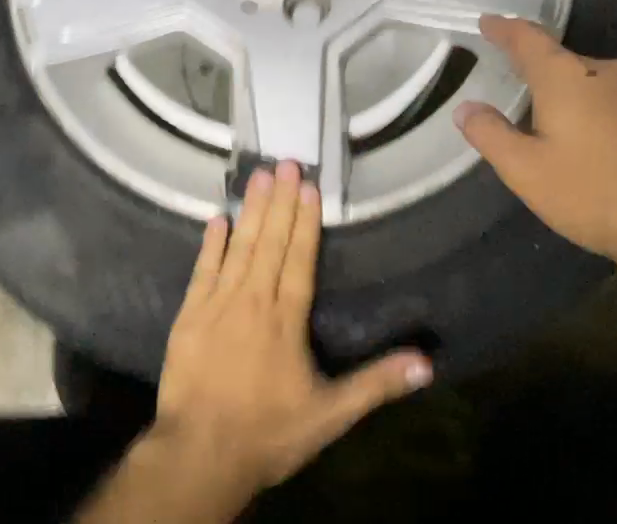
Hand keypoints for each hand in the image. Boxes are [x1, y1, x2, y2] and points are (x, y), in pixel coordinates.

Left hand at [149, 160, 432, 496]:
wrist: (200, 453)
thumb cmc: (269, 432)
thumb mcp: (331, 414)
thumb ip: (377, 383)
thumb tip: (428, 363)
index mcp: (286, 319)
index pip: (299, 259)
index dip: (305, 222)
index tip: (308, 186)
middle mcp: (252, 301)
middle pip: (269, 243)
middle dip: (280, 202)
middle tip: (283, 162)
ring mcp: (217, 305)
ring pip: (238, 249)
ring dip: (251, 212)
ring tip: (258, 177)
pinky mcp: (189, 316)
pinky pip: (202, 271)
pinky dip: (210, 245)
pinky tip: (217, 219)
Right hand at [454, 14, 616, 277]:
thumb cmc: (598, 195)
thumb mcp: (527, 173)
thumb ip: (491, 135)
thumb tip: (466, 108)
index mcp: (568, 78)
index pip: (528, 39)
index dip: (505, 29)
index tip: (490, 22)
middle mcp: (613, 72)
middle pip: (570, 64)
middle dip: (548, 77)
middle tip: (532, 102)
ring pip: (608, 87)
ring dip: (588, 101)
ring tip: (578, 135)